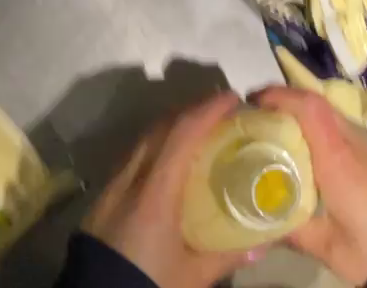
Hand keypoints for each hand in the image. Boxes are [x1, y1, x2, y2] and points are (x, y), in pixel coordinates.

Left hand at [83, 92, 260, 287]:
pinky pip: (133, 155)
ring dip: (171, 125)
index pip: (182, 133)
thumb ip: (228, 255)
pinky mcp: (101, 198)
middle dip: (191, 110)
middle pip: (162, 126)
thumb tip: (265, 242)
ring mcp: (112, 185)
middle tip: (219, 109)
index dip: (207, 109)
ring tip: (196, 128)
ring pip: (144, 138)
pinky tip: (167, 158)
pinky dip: (155, 144)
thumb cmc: (146, 284)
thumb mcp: (191, 277)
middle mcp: (131, 177)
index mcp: (156, 190)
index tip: (232, 98)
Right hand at [251, 86, 366, 284]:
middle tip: (251, 113)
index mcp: (336, 159)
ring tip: (267, 123)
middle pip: (314, 103)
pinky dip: (309, 122)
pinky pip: (332, 125)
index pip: (309, 109)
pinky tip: (294, 142)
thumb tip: (255, 227)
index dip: (280, 97)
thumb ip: (292, 230)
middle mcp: (347, 142)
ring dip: (295, 108)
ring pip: (324, 111)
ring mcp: (359, 144)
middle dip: (281, 100)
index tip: (252, 102)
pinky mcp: (364, 152)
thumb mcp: (326, 244)